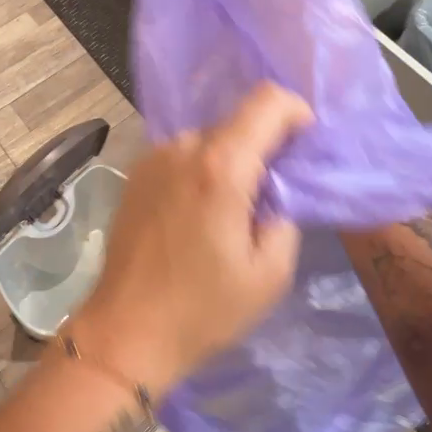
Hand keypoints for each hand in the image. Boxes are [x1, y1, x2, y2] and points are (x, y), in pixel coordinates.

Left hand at [66, 83, 313, 397]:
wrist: (126, 329)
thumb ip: (285, 216)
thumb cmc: (202, 308)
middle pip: (237, 123)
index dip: (294, 112)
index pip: (266, 101)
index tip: (305, 145)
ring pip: (208, 141)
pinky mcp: (136, 172)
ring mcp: (154, 156)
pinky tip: (198, 216)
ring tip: (230, 215)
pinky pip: (182, 157)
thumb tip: (279, 188)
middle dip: (262, 149)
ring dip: (228, 163)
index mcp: (220, 166)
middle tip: (271, 198)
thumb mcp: (269, 274)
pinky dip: (200, 172)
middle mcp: (184, 147)